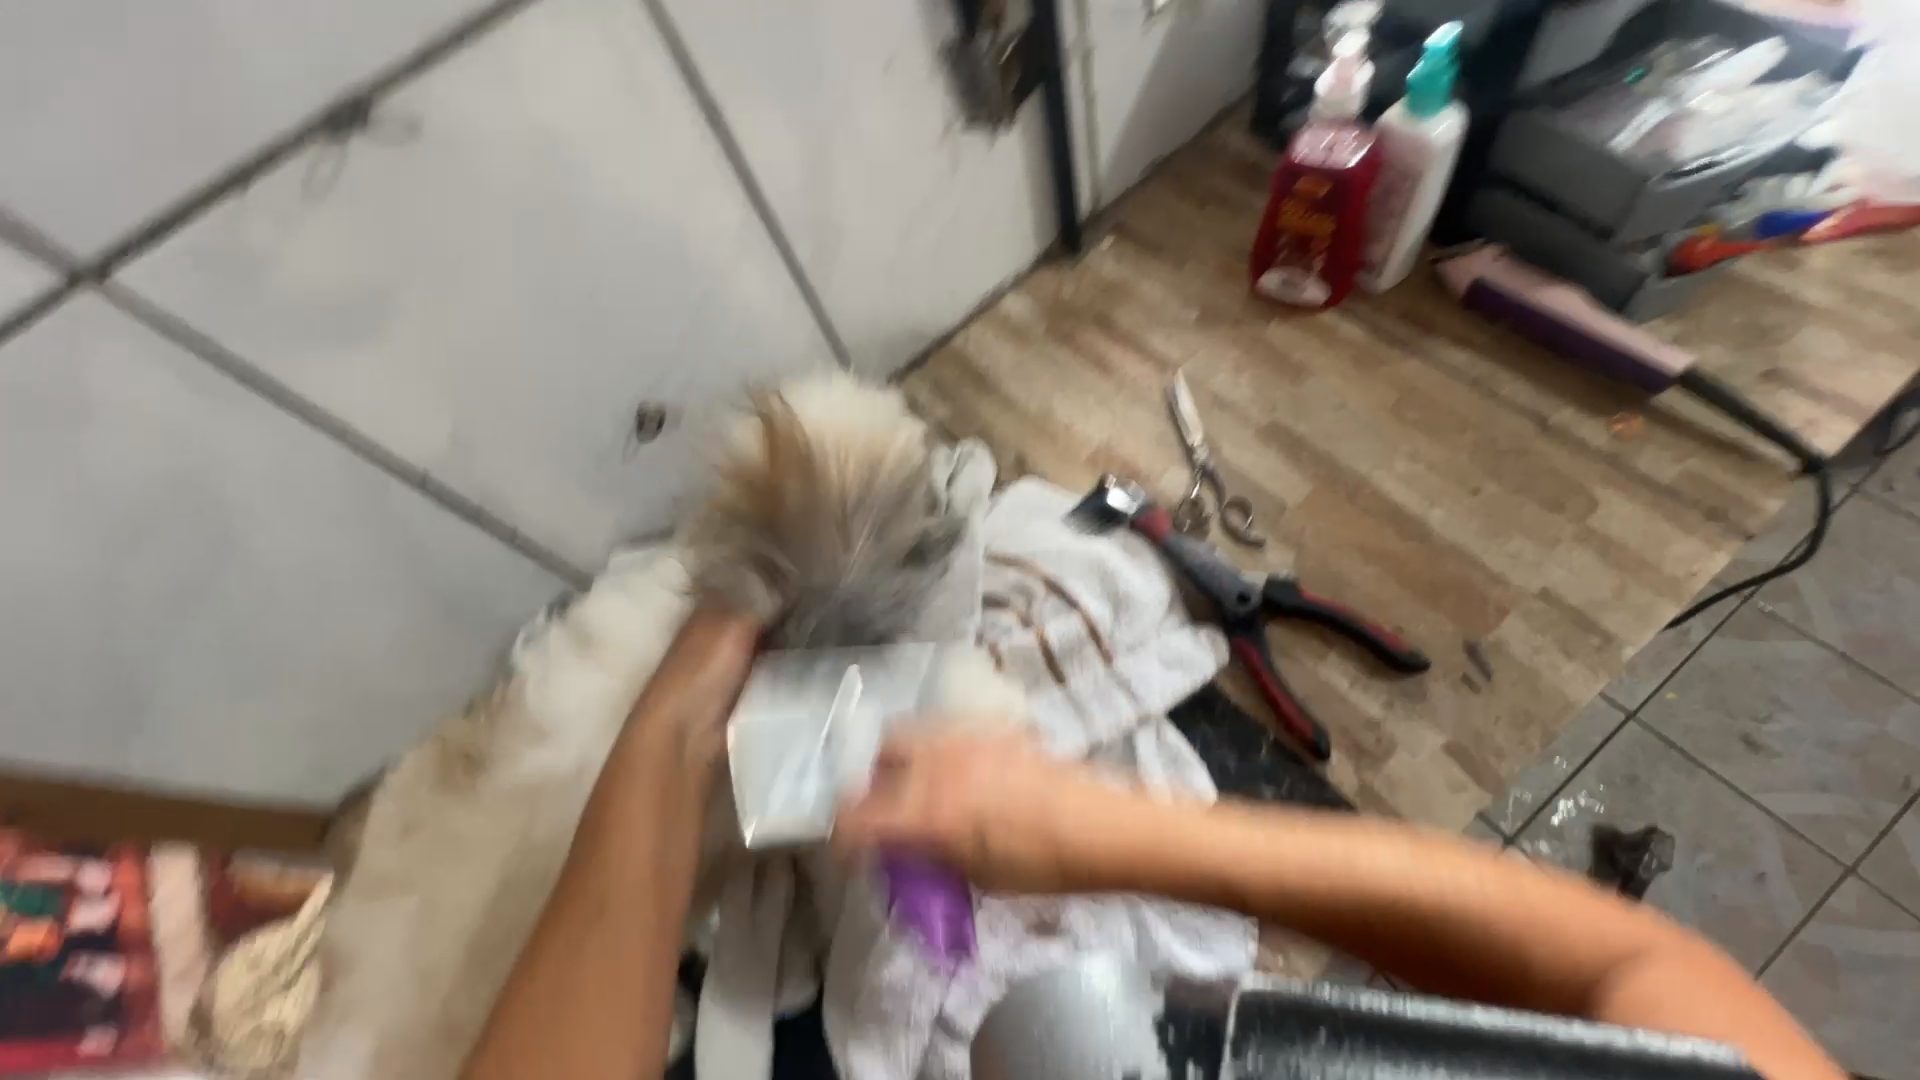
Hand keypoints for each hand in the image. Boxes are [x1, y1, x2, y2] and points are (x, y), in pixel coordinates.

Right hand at [832, 728, 1136, 893]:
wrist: (1100, 826)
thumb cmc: (1041, 866)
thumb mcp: (975, 878)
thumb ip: (927, 857)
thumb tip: (899, 851)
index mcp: (929, 812)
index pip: (859, 815)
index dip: (842, 834)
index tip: (846, 847)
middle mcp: (939, 764)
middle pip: (879, 756)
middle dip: (871, 783)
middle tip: (884, 811)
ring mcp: (966, 738)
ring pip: (910, 733)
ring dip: (900, 760)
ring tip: (918, 788)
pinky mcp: (991, 727)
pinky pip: (945, 730)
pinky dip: (935, 750)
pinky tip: (958, 775)